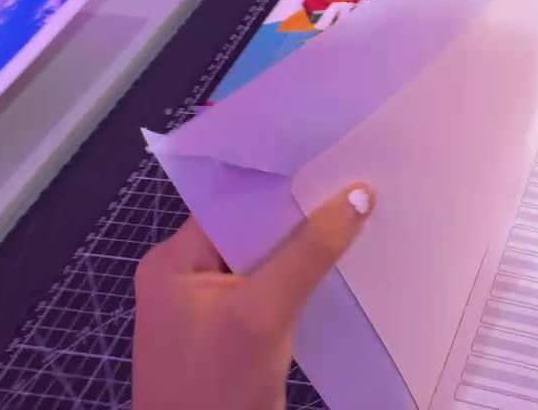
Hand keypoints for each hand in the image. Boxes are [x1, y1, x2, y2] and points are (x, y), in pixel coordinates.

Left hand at [134, 183, 375, 409]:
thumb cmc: (214, 390)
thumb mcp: (263, 314)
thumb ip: (311, 250)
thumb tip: (362, 192)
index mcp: (175, 259)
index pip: (236, 198)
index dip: (285, 175)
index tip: (334, 151)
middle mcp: (189, 270)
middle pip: (256, 221)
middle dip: (304, 203)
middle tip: (359, 172)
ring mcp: (214, 299)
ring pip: (271, 248)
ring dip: (310, 234)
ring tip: (362, 202)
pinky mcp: (238, 322)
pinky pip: (277, 276)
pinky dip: (308, 265)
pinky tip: (345, 251)